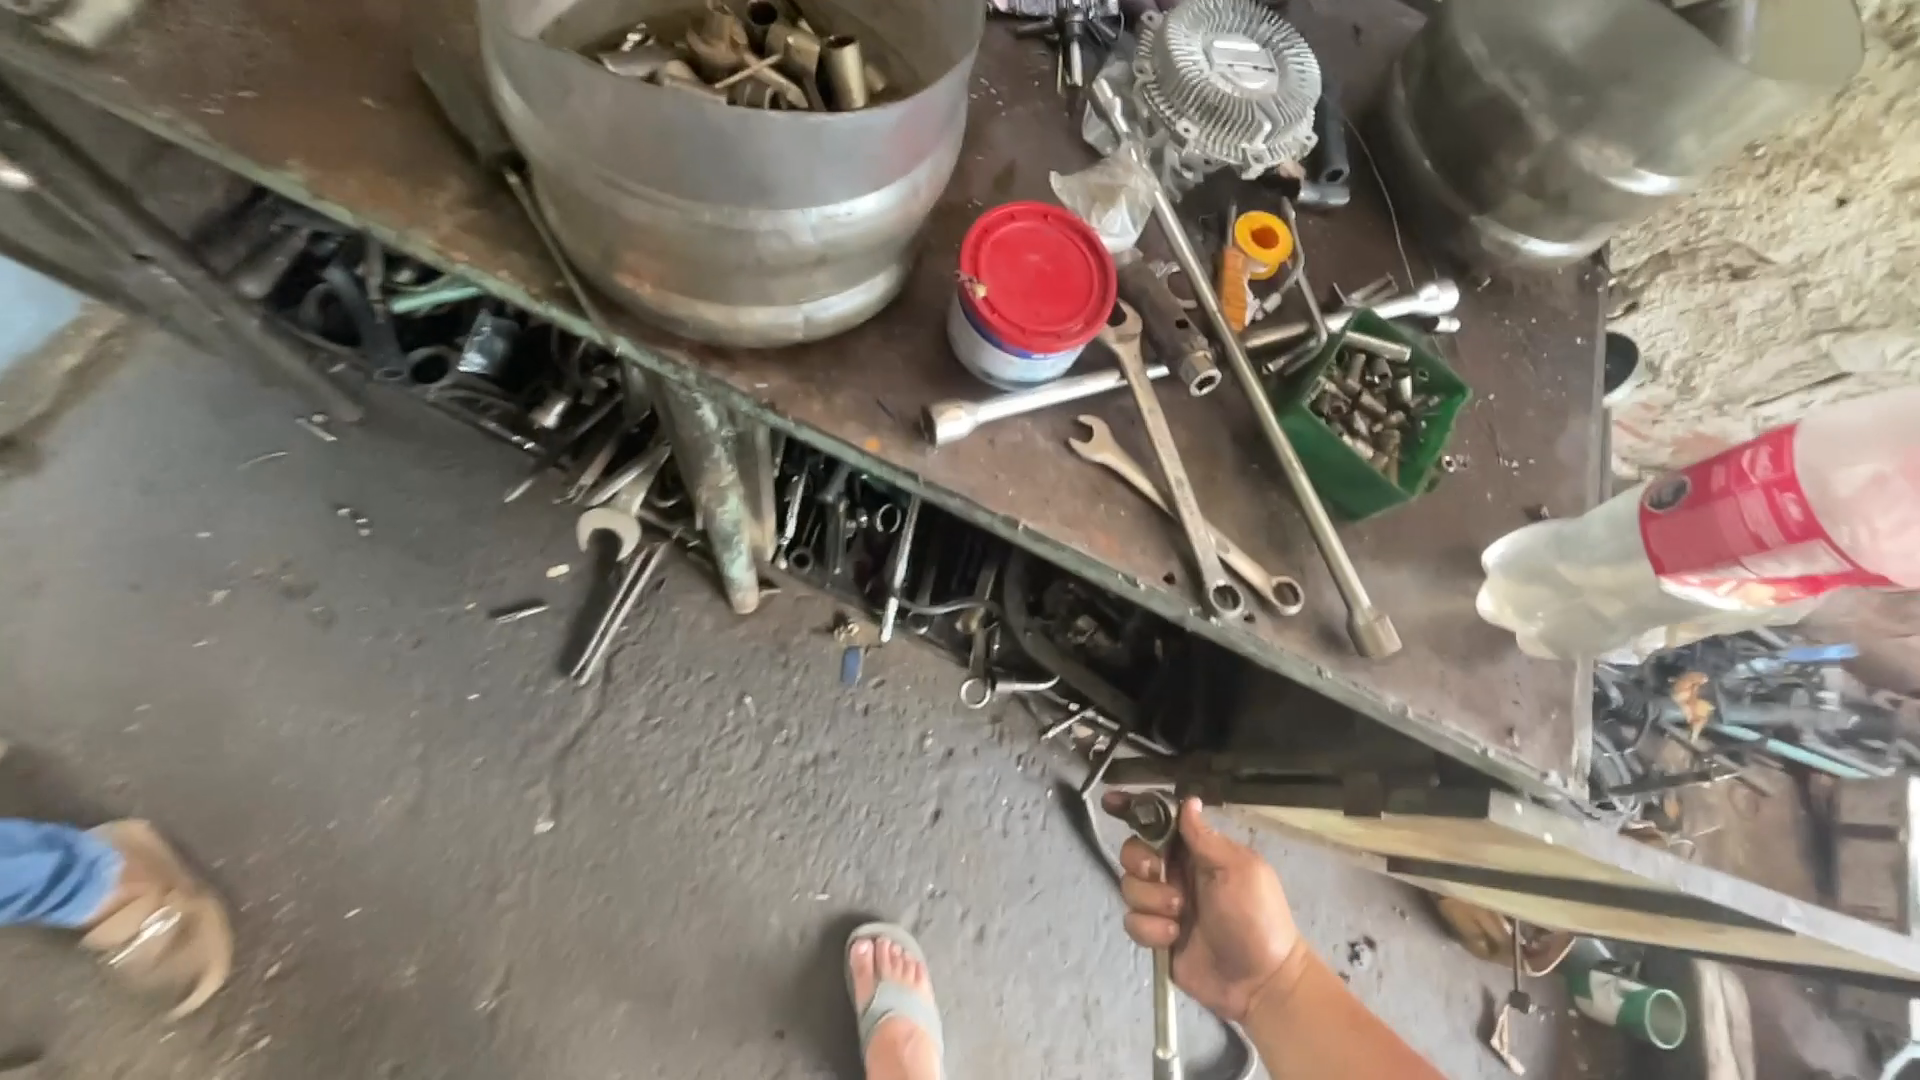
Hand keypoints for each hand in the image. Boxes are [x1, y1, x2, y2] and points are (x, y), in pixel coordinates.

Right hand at [1105, 794, 1303, 1021]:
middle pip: (1133, 850)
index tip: (1110, 800)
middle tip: (1156, 871)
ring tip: (1179, 915)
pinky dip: (1151, 928)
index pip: (1159, 820)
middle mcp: (1175, 872)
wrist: (1261, 982)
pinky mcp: (1155, 934)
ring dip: (1151, 899)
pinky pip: (1132, 921)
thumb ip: (1205, 837)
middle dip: (1139, 859)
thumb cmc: (1256, 917)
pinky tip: (1173, 937)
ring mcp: (1163, 904)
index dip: (1134, 807)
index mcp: (1196, 851)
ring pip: (1129, 885)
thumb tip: (1187, 800)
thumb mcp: (1239, 870)